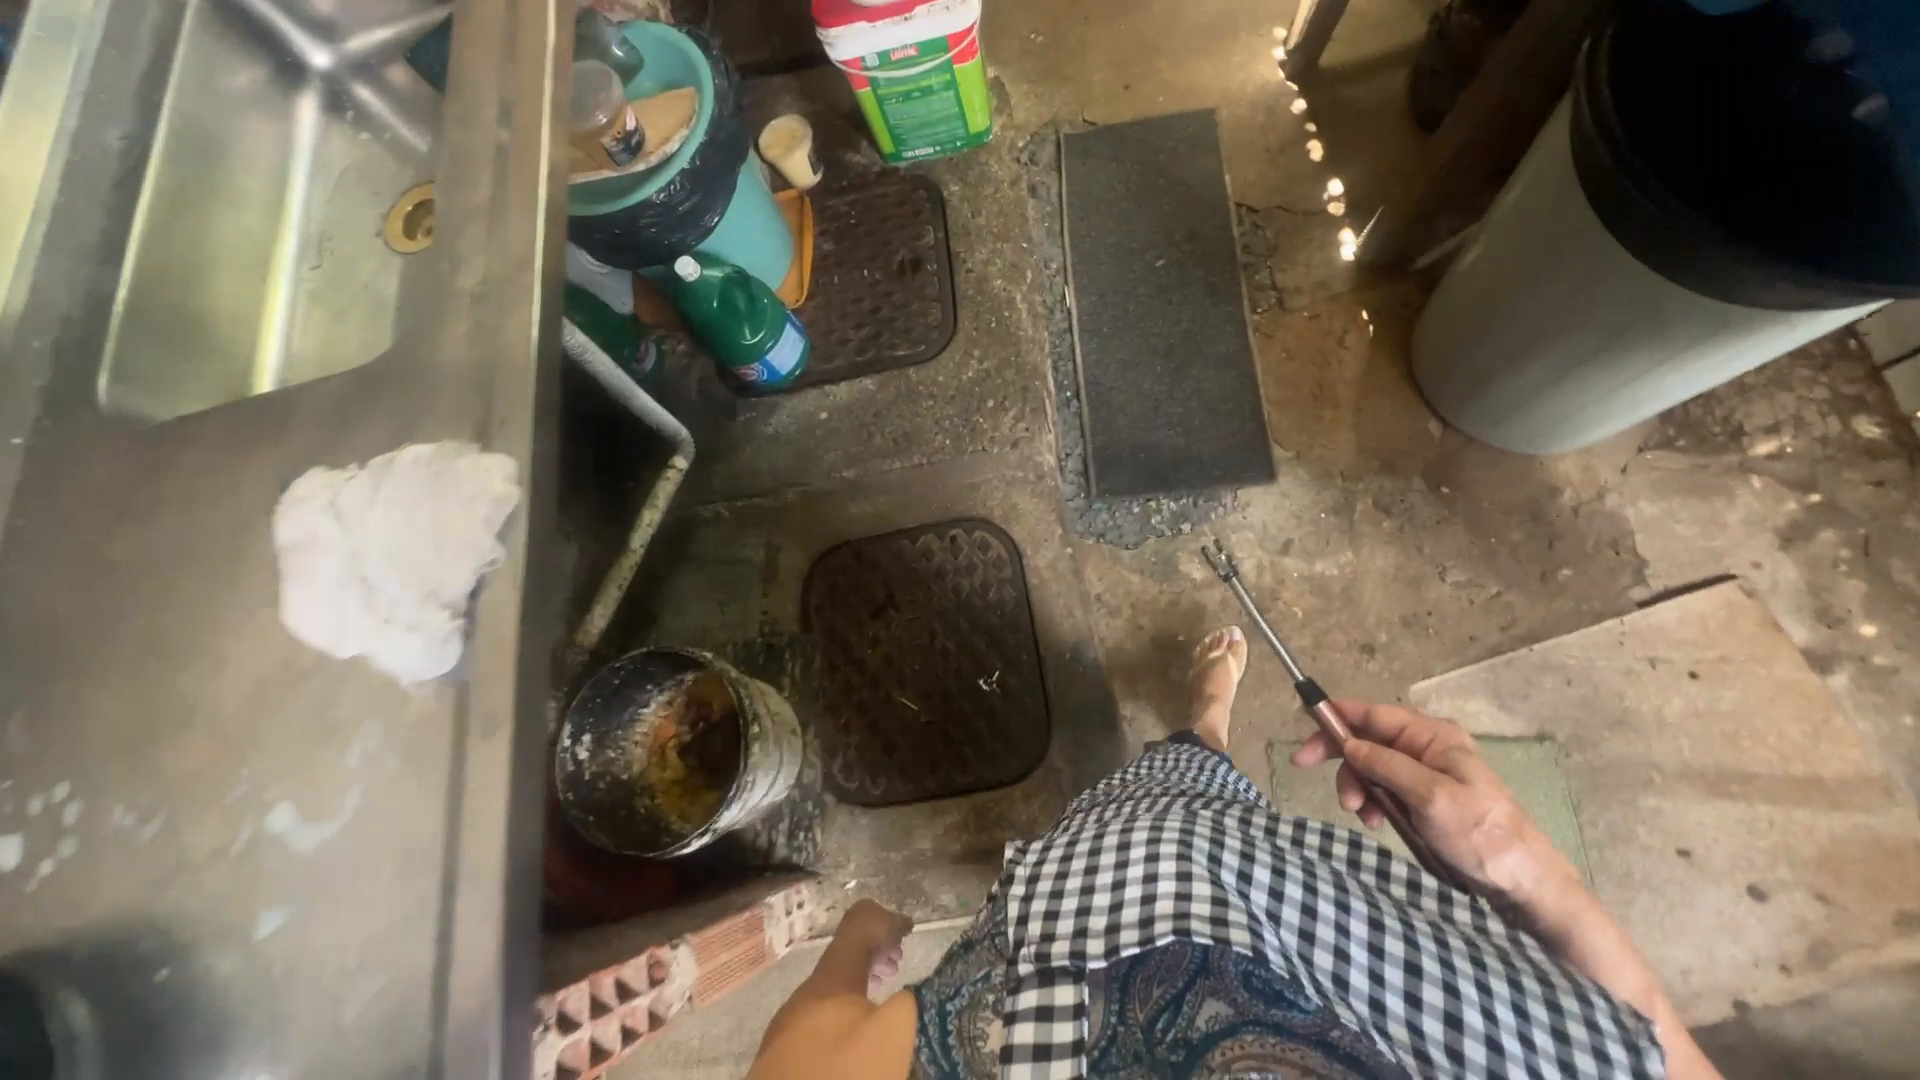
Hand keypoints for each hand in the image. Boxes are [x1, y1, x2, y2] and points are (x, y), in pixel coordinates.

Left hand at [838, 898, 912, 989]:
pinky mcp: (844, 960)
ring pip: (870, 952)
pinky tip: (879, 979)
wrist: (850, 954)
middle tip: (897, 958)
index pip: (884, 916)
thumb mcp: (896, 923)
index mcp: (865, 907)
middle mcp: (854, 921)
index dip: (895, 929)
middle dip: (890, 949)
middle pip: (877, 935)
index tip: (902, 940)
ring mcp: (848, 941)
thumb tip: (909, 923)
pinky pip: (862, 966)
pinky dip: (872, 973)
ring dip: (883, 963)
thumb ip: (903, 922)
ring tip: (891, 972)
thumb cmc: (875, 932)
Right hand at [1290, 701, 1577, 904]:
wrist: (1523, 883)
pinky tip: (1377, 822)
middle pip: (1368, 741)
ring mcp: (1425, 775)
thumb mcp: (1430, 796)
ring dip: (1359, 788)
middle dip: (1346, 763)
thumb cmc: (1481, 834)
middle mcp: (1427, 748)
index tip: (1305, 731)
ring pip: (1371, 768)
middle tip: (1317, 779)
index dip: (1336, 718)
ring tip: (1364, 815)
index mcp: (1434, 736)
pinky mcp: (1423, 800)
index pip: (1374, 714)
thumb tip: (1348, 743)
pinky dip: (1373, 804)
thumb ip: (1386, 764)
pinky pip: (1384, 791)